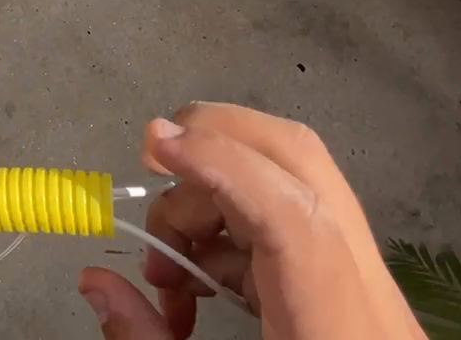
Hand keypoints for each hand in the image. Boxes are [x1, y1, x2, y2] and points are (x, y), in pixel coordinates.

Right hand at [78, 103, 424, 339]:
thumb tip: (93, 281)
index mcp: (338, 331)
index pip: (291, 215)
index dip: (218, 165)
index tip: (152, 149)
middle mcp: (365, 293)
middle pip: (299, 158)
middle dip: (214, 139)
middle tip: (154, 168)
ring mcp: (367, 286)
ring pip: (289, 176)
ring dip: (209, 193)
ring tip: (168, 268)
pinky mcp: (354, 290)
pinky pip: (286, 218)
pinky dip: (228, 226)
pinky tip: (198, 282)